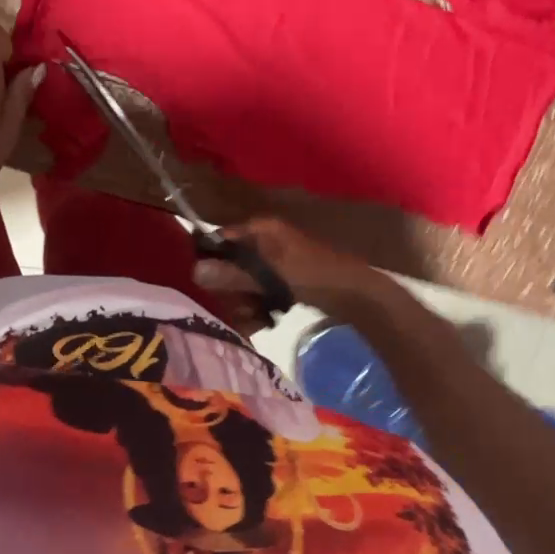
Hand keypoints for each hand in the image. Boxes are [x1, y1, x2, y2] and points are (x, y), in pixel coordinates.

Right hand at [194, 217, 402, 320]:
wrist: (359, 297)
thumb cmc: (317, 276)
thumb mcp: (272, 275)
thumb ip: (234, 274)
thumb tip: (194, 271)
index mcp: (261, 229)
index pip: (221, 240)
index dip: (211, 263)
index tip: (209, 288)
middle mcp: (263, 241)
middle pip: (229, 266)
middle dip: (231, 292)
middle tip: (240, 310)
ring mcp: (273, 263)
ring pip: (242, 284)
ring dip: (242, 305)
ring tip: (253, 322)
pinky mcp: (282, 283)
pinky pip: (258, 294)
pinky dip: (256, 309)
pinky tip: (260, 324)